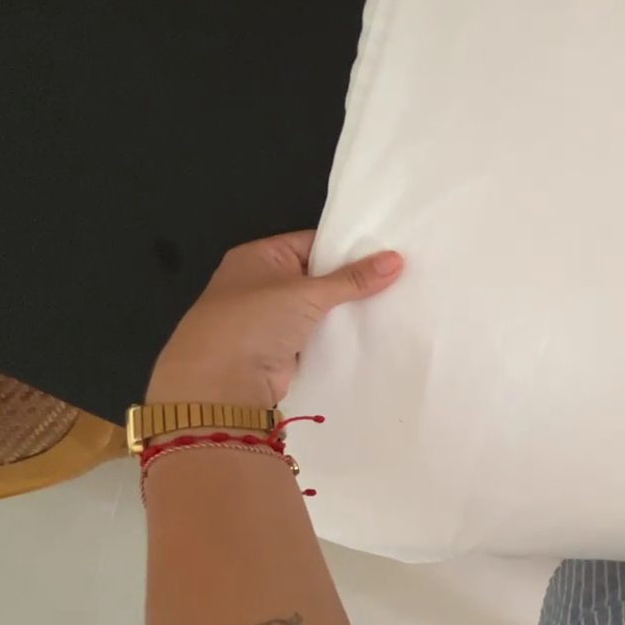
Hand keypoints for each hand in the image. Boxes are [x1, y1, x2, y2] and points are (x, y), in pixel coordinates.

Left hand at [147, 232, 403, 406]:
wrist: (223, 381)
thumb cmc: (254, 321)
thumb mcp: (307, 293)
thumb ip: (354, 278)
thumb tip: (396, 259)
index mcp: (260, 257)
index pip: (313, 243)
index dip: (350, 247)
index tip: (389, 251)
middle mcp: (266, 282)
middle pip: (322, 274)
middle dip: (356, 278)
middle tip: (402, 275)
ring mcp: (276, 315)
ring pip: (325, 305)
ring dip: (352, 306)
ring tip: (398, 299)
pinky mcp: (288, 344)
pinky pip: (323, 330)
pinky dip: (343, 330)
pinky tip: (376, 327)